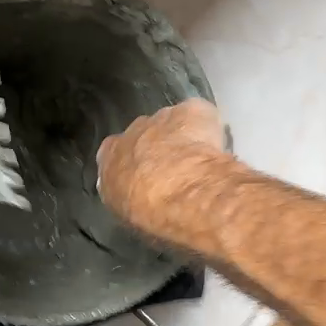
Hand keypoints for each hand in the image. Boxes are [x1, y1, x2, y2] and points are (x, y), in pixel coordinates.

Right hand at [95, 99, 233, 235]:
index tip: (146, 178)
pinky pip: (199, 114)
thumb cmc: (151, 214)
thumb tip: (136, 199)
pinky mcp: (192, 110)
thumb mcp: (127, 214)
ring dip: (183, 136)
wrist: (184, 196)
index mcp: (109, 156)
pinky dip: (207, 126)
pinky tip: (216, 146)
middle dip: (158, 148)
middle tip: (176, 171)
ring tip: (200, 160)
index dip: (132, 164)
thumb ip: (127, 197)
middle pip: (144, 134)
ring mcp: (162, 117)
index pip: (114, 153)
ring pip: (172, 122)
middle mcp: (131, 131)